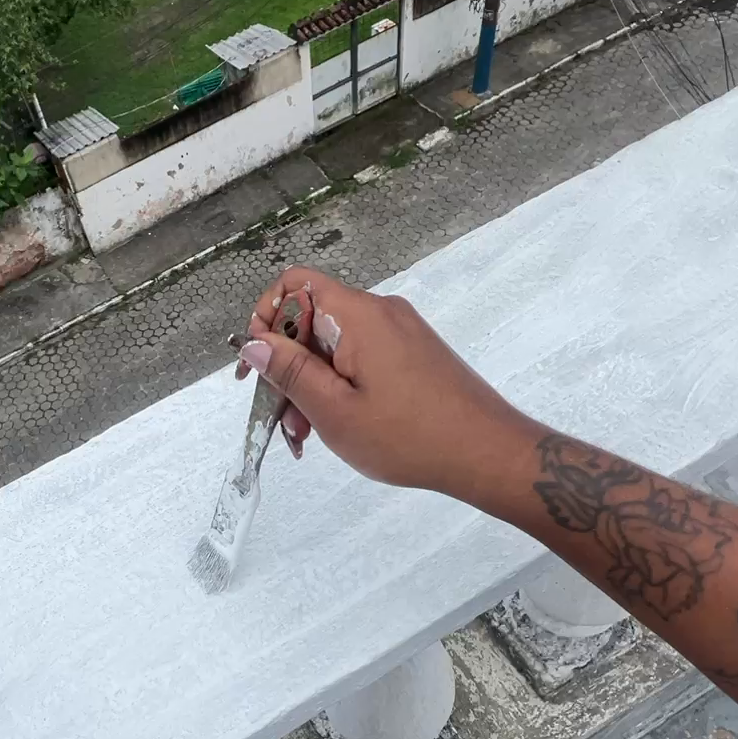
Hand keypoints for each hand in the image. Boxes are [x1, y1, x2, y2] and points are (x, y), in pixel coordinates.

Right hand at [234, 267, 532, 502]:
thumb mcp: (334, 411)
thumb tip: (251, 342)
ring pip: (335, 346)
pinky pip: (360, 358)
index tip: (257, 369)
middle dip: (288, 368)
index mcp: (358, 315)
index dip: (265, 320)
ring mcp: (399, 332)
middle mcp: (380, 311)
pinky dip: (340, 387)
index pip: (295, 285)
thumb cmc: (407, 437)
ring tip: (309, 436)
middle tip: (286, 423)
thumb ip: (290, 372)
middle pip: (313, 320)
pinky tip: (338, 426)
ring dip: (312, 386)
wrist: (486, 452)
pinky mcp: (412, 353)